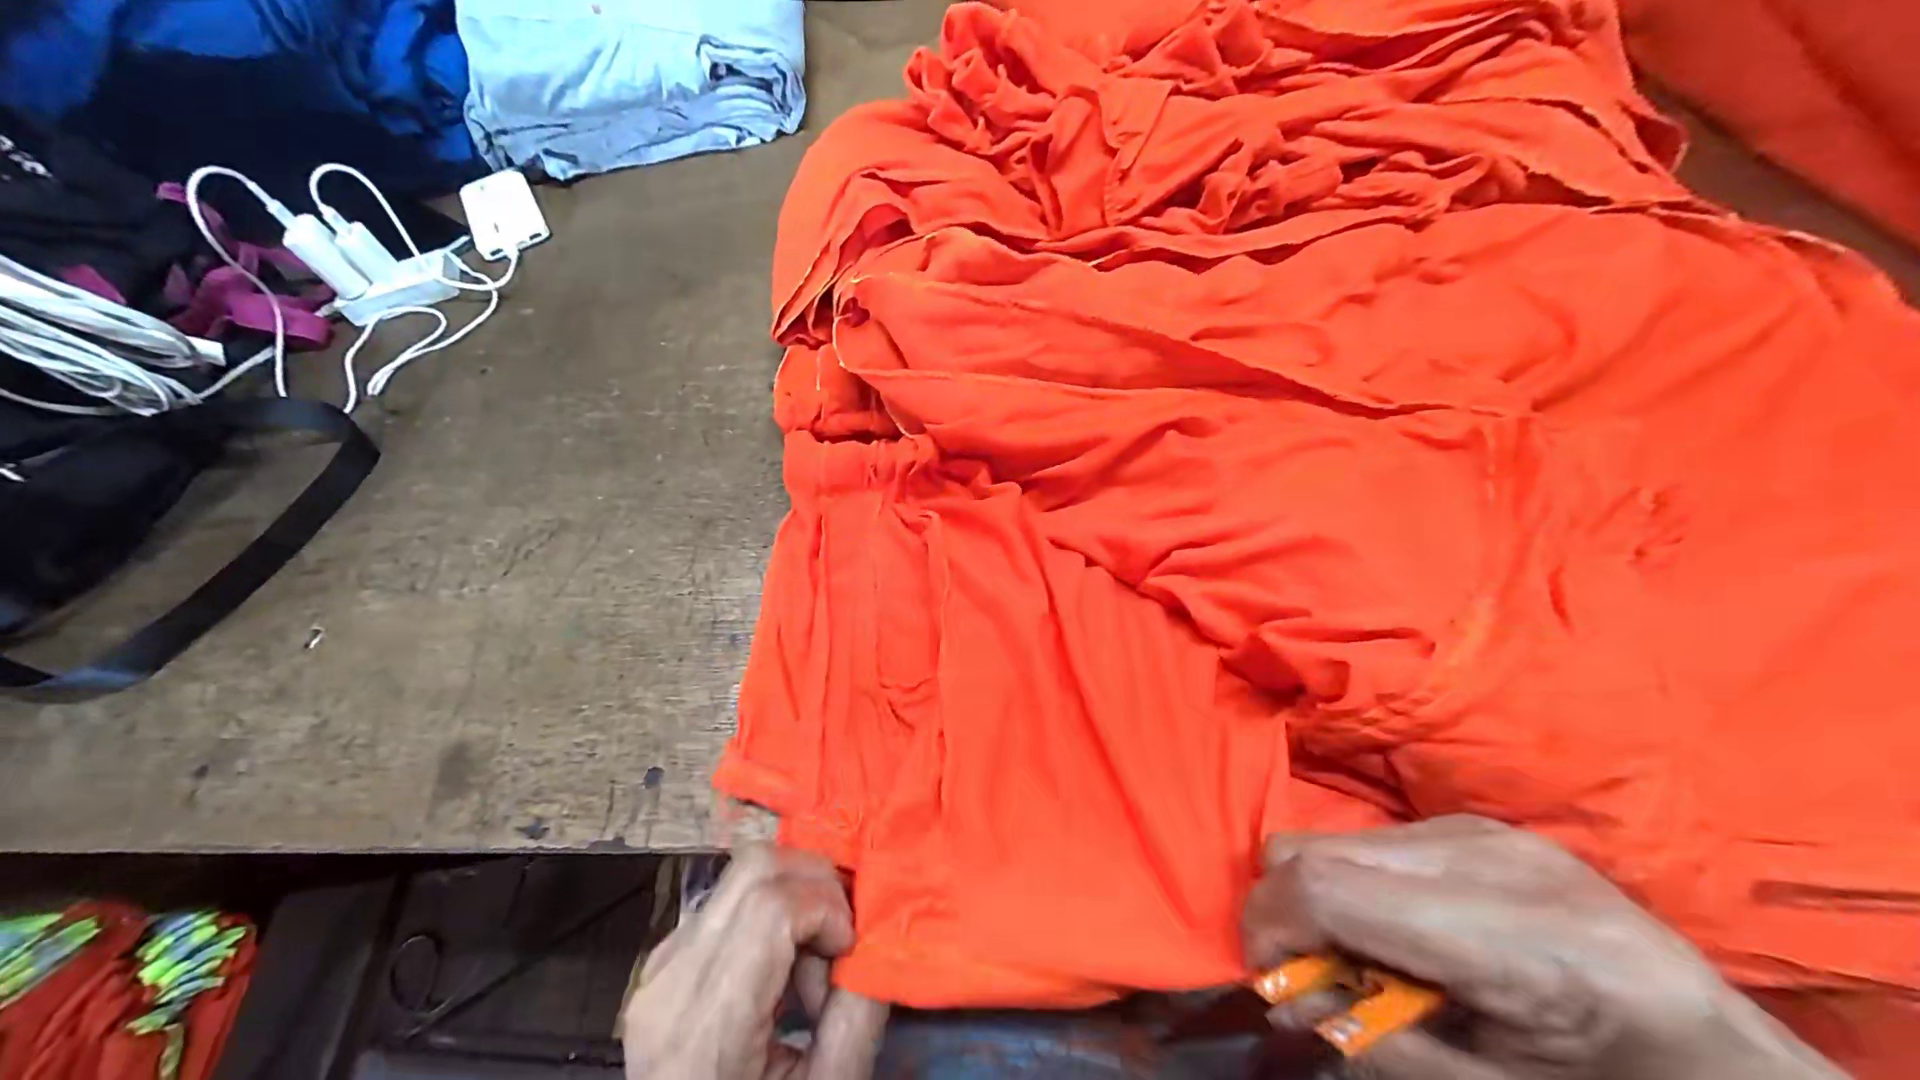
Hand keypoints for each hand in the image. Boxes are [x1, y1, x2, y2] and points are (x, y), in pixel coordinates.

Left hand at [622, 846, 888, 1079]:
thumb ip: (858, 1015)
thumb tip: (878, 939)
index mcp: (704, 1027)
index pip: (771, 907)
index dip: (827, 908)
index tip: (848, 953)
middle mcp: (671, 979)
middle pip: (755, 867)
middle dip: (817, 887)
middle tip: (835, 949)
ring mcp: (659, 964)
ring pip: (742, 873)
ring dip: (796, 899)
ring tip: (808, 968)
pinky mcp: (662, 958)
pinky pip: (728, 899)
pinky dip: (771, 914)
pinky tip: (780, 971)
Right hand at [1240, 816, 1842, 1079]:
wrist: (1719, 1054)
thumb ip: (1371, 1042)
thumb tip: (1280, 997)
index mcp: (1516, 936)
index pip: (1329, 888)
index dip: (1271, 930)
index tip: (1269, 983)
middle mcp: (1489, 856)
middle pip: (1312, 850)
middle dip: (1283, 914)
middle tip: (1309, 977)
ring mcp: (1479, 827)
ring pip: (1328, 838)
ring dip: (1316, 898)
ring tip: (1364, 958)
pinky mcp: (1472, 821)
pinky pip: (1366, 840)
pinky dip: (1352, 884)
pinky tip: (1400, 930)